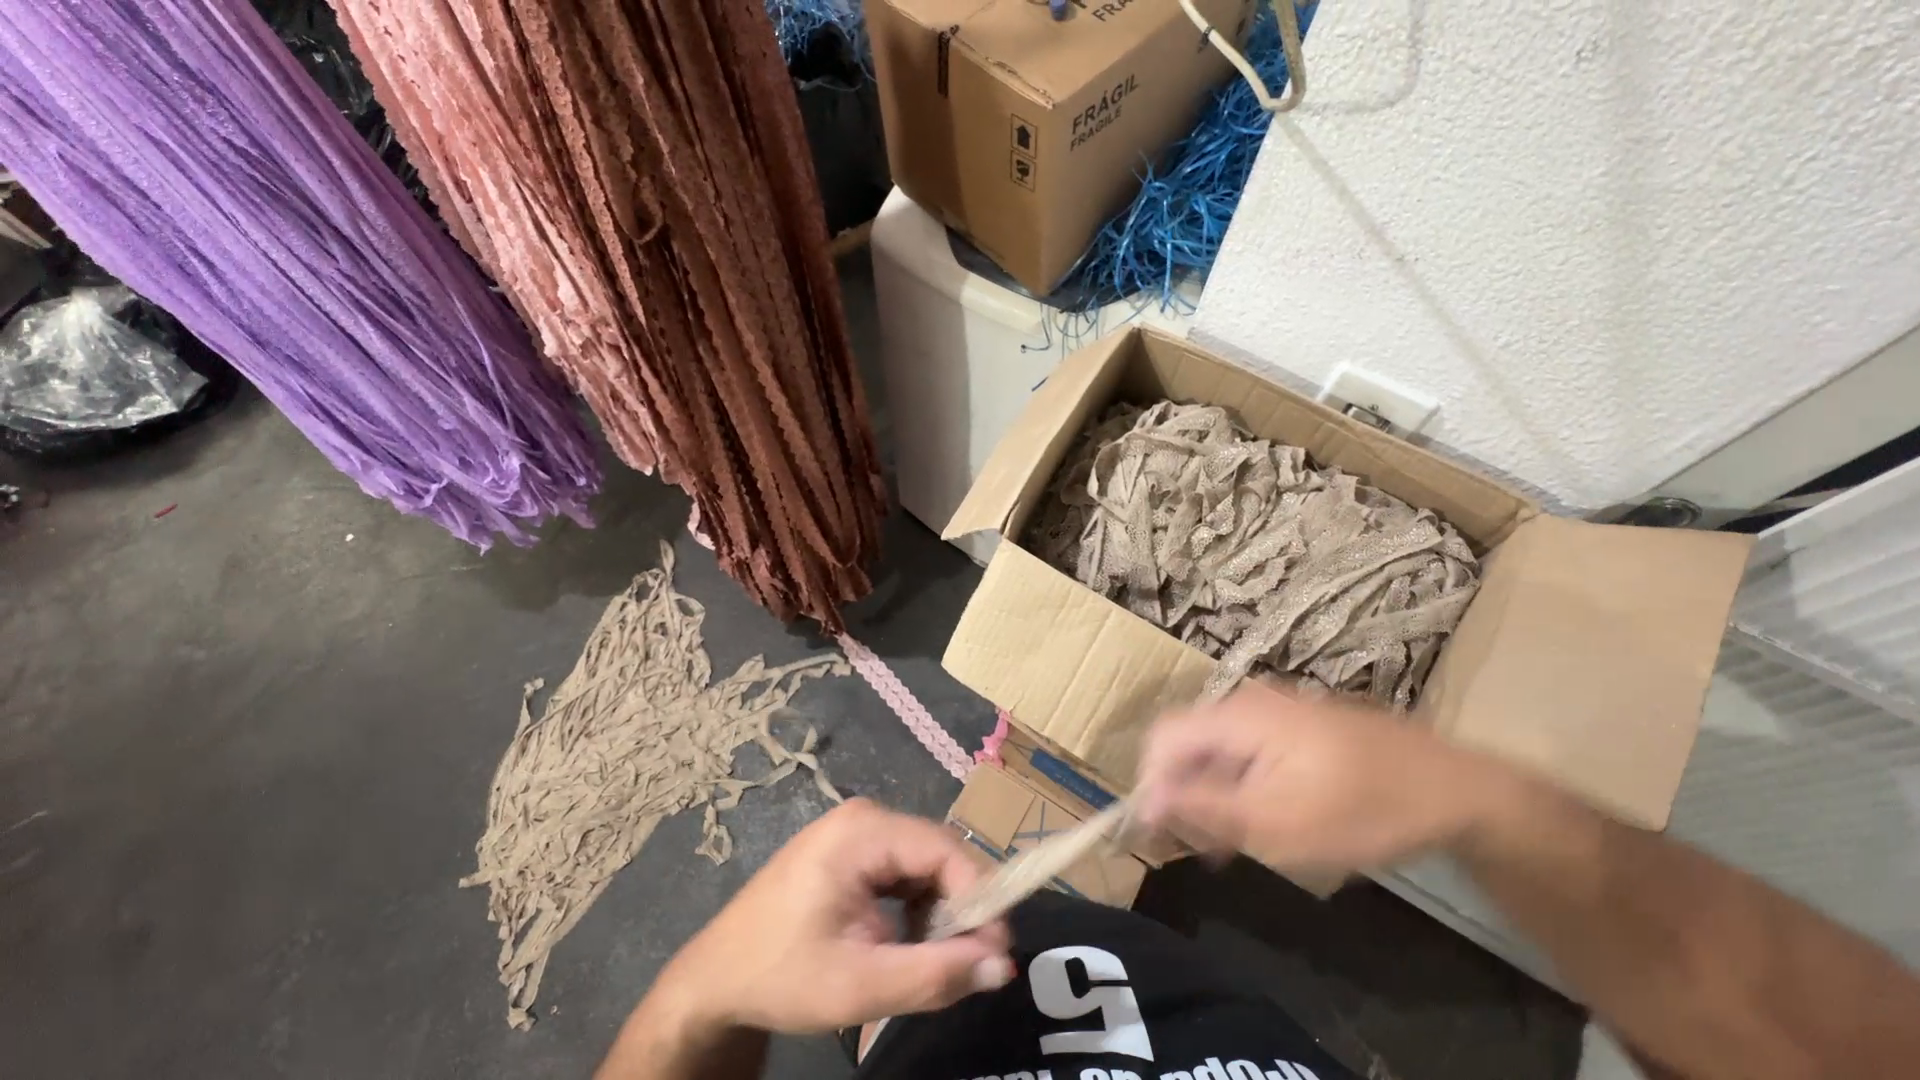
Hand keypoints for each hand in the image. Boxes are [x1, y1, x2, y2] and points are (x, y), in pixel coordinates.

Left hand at [652, 798, 1014, 1035]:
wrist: (716, 979)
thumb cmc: (781, 977)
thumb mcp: (860, 986)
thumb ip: (935, 975)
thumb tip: (1003, 965)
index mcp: (861, 833)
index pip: (947, 850)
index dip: (981, 898)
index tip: (997, 953)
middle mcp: (863, 819)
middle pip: (939, 854)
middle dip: (962, 908)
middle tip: (973, 963)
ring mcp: (855, 832)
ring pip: (926, 865)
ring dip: (941, 912)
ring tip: (937, 960)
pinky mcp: (851, 852)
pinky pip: (905, 871)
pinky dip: (918, 908)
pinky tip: (909, 944)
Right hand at [1133, 683, 1524, 874]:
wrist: (1458, 790)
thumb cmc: (1365, 810)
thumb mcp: (1278, 823)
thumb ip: (1205, 809)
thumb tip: (1146, 801)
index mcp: (1239, 716)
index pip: (1162, 737)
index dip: (1149, 783)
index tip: (1156, 831)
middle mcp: (1252, 702)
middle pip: (1189, 741)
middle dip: (1183, 792)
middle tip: (1201, 846)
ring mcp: (1279, 709)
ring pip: (1219, 748)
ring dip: (1214, 793)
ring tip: (1234, 843)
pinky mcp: (1301, 723)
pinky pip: (1249, 748)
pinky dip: (1243, 783)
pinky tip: (1267, 819)